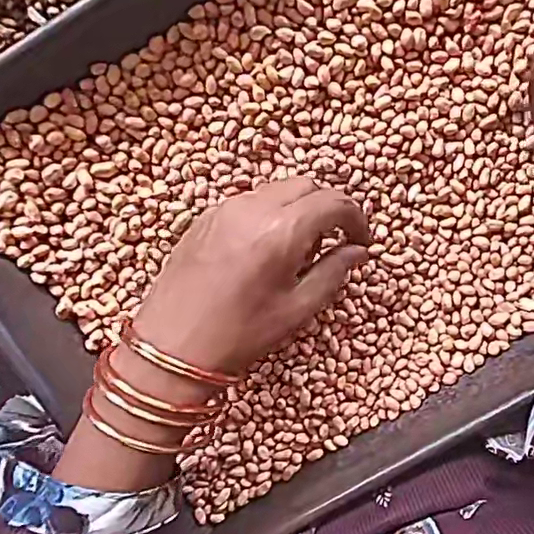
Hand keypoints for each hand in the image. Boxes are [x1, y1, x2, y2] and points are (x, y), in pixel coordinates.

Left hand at [132, 178, 372, 376]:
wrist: (171, 347)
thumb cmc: (238, 335)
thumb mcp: (297, 309)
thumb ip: (333, 273)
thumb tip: (357, 252)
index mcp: (281, 232)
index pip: (333, 202)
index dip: (356, 219)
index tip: (361, 240)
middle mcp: (252, 209)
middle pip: (306, 186)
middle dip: (328, 207)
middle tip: (336, 240)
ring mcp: (224, 210)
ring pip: (277, 191)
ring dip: (298, 209)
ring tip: (300, 251)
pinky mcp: (205, 218)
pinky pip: (249, 202)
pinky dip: (270, 214)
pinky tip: (267, 249)